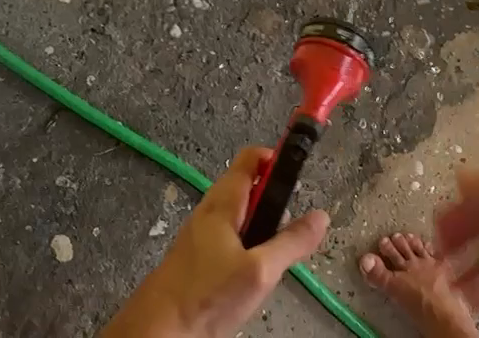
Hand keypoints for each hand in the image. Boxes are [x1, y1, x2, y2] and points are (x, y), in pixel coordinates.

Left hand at [100, 147, 329, 337]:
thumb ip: (291, 243)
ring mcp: (200, 234)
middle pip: (248, 187)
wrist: (156, 333)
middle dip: (272, 203)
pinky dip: (245, 246)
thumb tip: (321, 216)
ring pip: (238, 216)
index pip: (252, 158)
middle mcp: (210, 210)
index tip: (297, 180)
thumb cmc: (206, 296)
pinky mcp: (196, 257)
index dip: (277, 159)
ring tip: (269, 260)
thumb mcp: (259, 272)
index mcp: (224, 201)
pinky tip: (248, 277)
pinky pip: (228, 238)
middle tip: (285, 232)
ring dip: (259, 228)